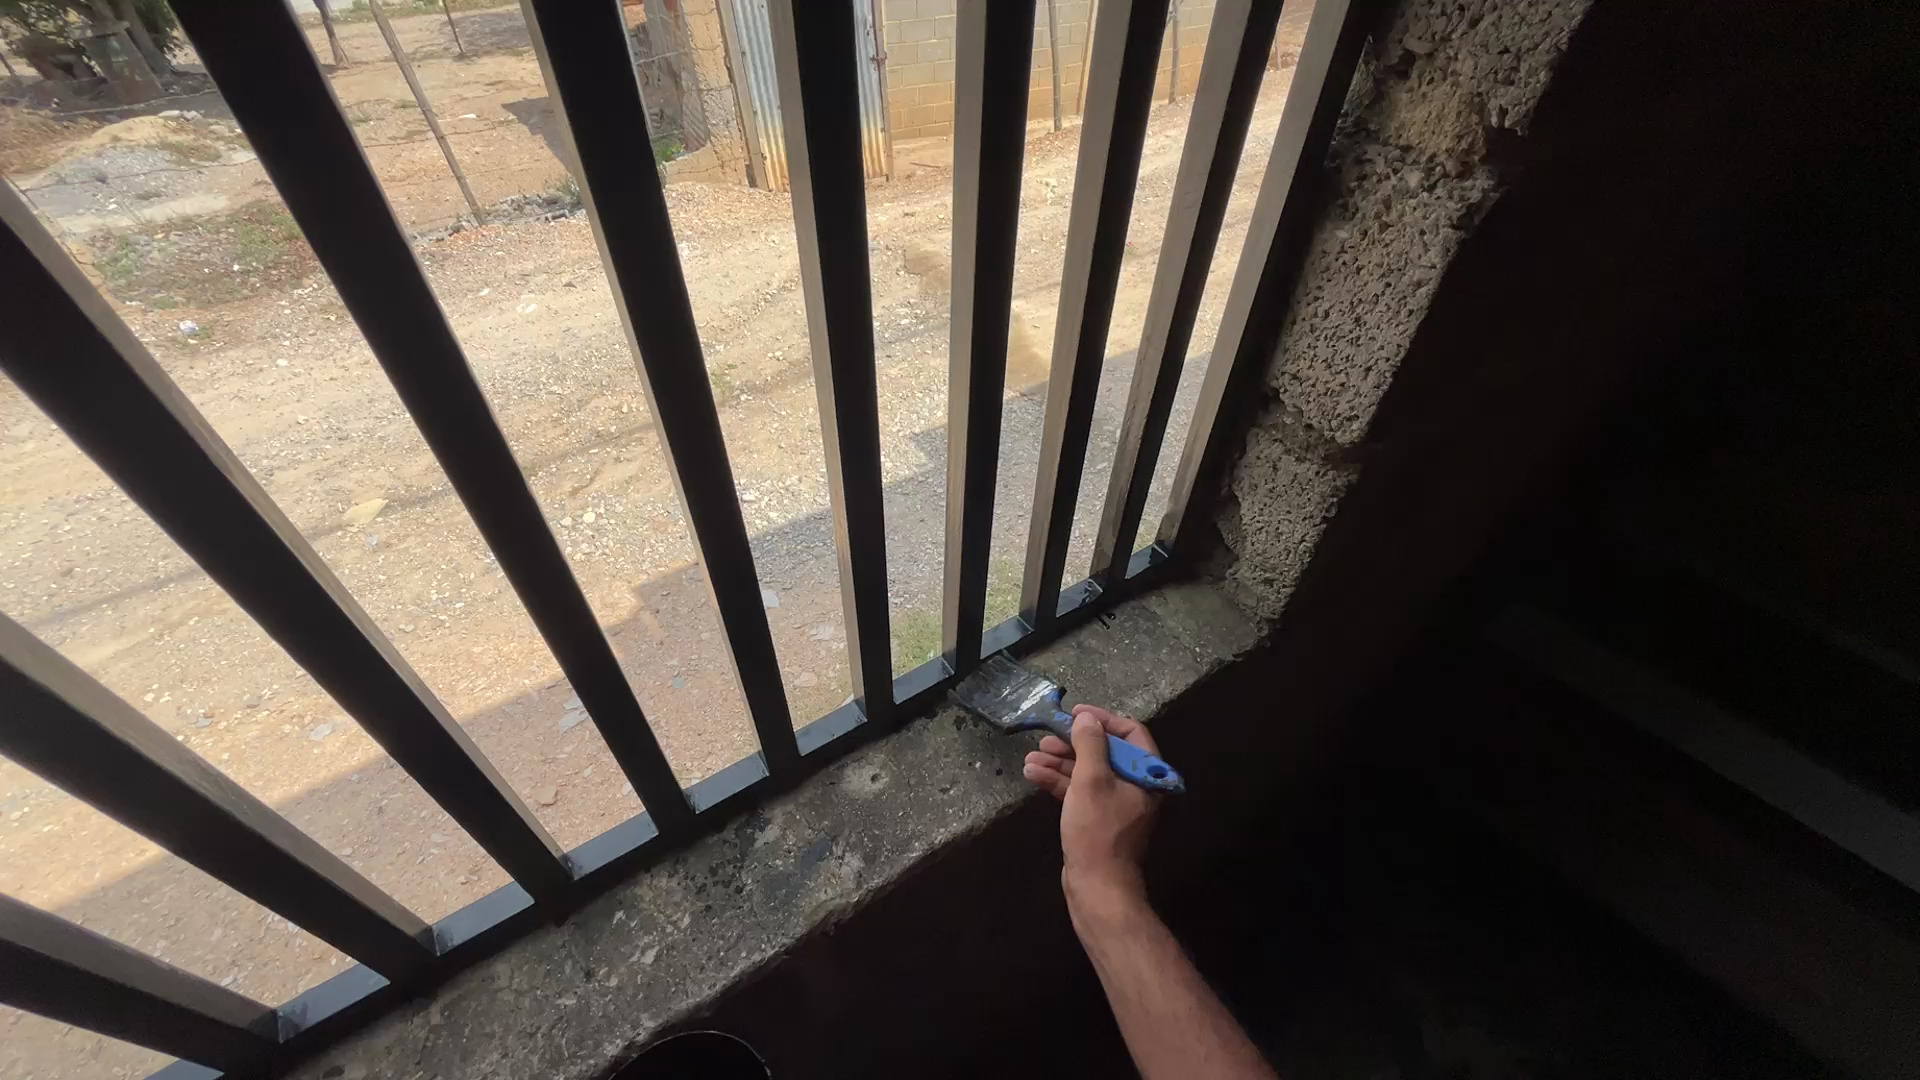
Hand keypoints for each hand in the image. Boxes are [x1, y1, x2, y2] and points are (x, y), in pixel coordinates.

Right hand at [1022, 704, 1160, 917]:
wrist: (1097, 888)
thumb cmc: (1098, 830)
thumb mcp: (1091, 780)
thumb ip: (1090, 744)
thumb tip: (1086, 718)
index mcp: (1147, 775)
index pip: (1130, 733)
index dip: (1102, 720)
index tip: (1075, 714)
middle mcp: (1136, 786)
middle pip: (1104, 751)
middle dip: (1072, 743)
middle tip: (1047, 736)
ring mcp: (1116, 803)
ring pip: (1088, 771)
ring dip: (1059, 761)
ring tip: (1031, 757)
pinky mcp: (1097, 818)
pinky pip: (1079, 790)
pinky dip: (1058, 781)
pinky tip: (1033, 774)